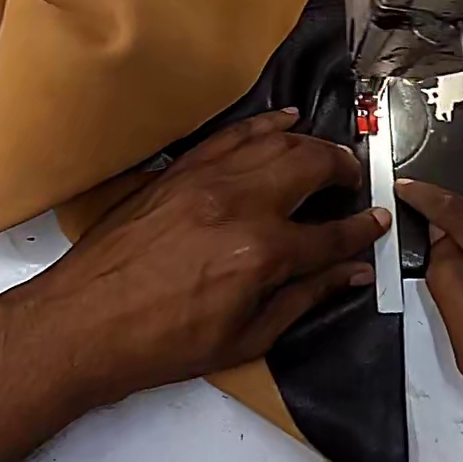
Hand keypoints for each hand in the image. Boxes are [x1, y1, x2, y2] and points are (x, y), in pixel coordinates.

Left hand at [21, 109, 390, 407]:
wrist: (83, 323)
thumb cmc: (163, 342)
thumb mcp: (246, 337)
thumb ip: (305, 296)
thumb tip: (351, 272)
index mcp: (260, 253)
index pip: (331, 234)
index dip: (362, 229)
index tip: (378, 221)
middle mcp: (240, 205)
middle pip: (312, 167)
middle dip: (344, 172)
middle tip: (354, 183)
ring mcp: (207, 179)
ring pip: (278, 142)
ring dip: (312, 144)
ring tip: (328, 156)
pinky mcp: (181, 169)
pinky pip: (233, 134)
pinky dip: (265, 123)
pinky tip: (286, 119)